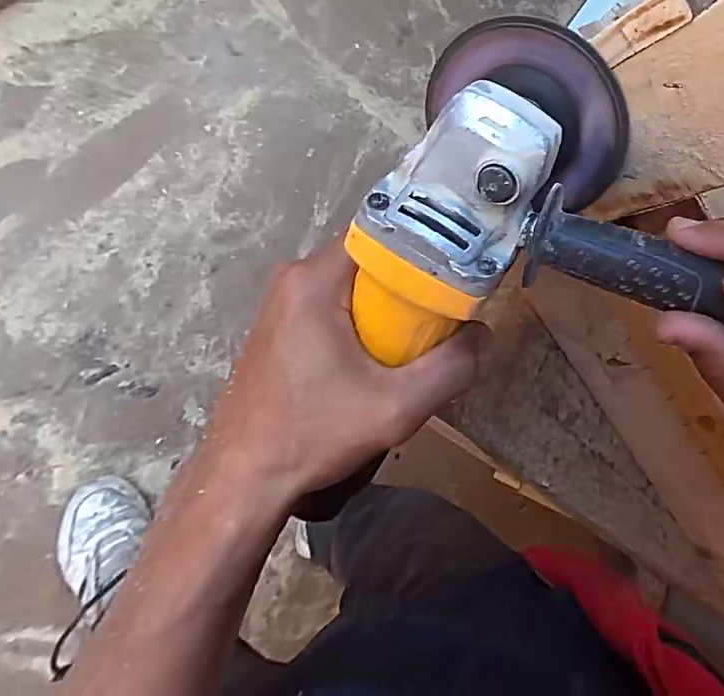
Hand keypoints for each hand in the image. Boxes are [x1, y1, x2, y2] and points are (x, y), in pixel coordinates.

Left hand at [199, 232, 481, 508]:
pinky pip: (341, 303)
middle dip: (415, 280)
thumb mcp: (396, 408)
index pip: (386, 234)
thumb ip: (452, 368)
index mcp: (314, 280)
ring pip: (360, 283)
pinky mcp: (284, 328)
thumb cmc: (310, 438)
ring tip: (423, 335)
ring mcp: (285, 304)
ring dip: (394, 303)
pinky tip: (386, 354)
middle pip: (375, 259)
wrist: (238, 488)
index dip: (428, 248)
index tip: (459, 272)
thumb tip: (484, 334)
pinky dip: (370, 318)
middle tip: (447, 311)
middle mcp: (296, 280)